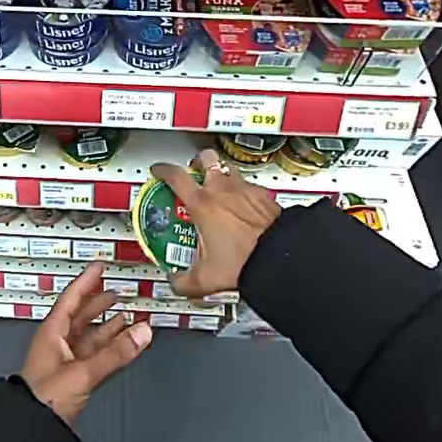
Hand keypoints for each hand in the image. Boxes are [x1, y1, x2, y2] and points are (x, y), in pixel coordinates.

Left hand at [21, 263, 152, 424]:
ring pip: (91, 335)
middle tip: (118, 290)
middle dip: (100, 302)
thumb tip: (144, 331)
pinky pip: (95, 353)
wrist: (30, 431)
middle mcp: (59, 341)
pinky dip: (110, 346)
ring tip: (129, 314)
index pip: (72, 298)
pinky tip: (124, 341)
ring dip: (109, 325)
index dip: (86, 281)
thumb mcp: (83, 373)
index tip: (100, 266)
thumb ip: (115, 354)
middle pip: (81, 314)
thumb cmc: (47, 397)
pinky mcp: (74, 377)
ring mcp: (66, 359)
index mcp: (53, 332)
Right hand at [149, 148, 280, 298]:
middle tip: (194, 175)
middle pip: (206, 159)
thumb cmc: (245, 262)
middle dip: (197, 163)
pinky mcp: (264, 197)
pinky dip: (243, 193)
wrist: (281, 260)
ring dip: (222, 176)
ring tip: (219, 192)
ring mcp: (245, 190)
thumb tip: (176, 282)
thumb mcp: (206, 278)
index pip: (176, 176)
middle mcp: (223, 191)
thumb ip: (184, 281)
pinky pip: (249, 187)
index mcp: (203, 204)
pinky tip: (243, 209)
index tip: (159, 171)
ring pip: (229, 169)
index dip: (163, 170)